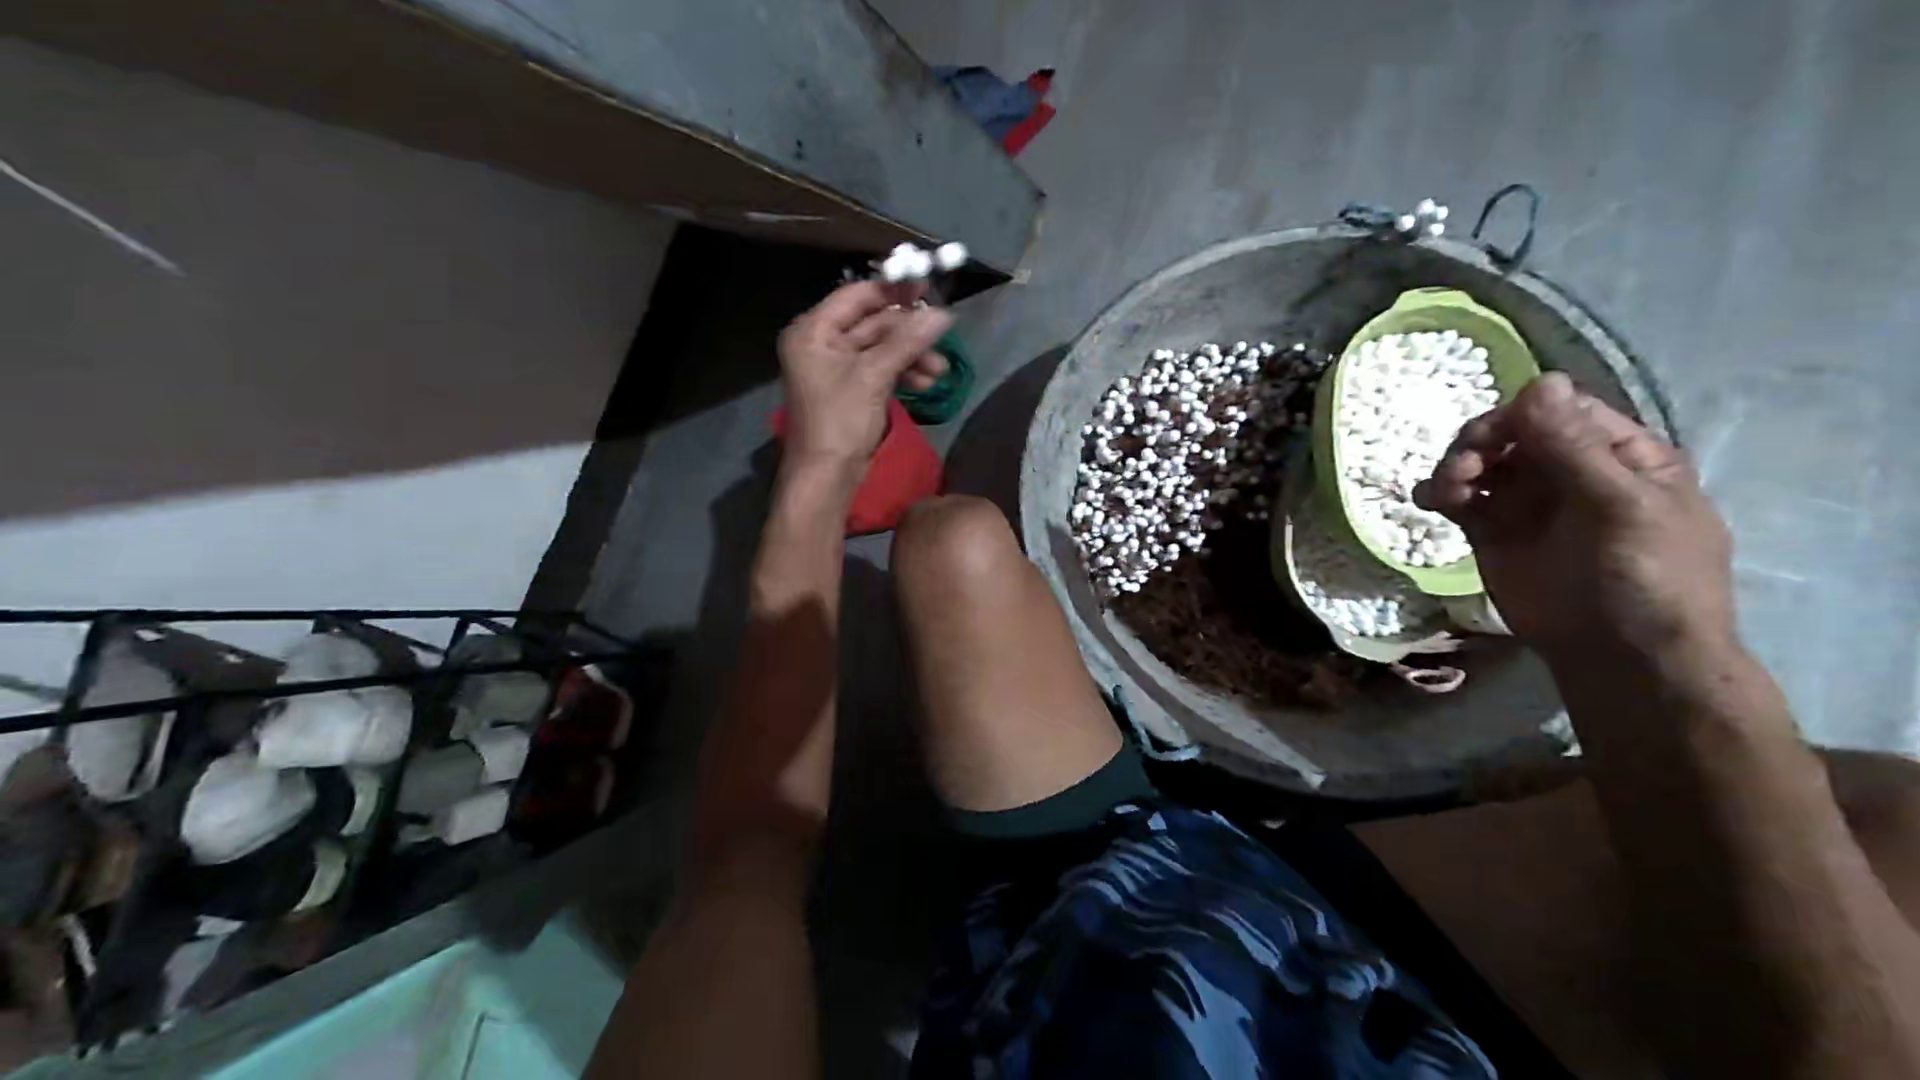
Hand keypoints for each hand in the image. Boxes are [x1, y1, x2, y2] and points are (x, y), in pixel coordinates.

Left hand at [776, 281, 951, 471]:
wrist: (827, 477)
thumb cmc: (840, 421)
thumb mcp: (874, 376)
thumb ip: (907, 341)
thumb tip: (943, 314)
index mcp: (813, 331)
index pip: (856, 296)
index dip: (893, 290)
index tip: (928, 288)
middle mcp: (821, 344)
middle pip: (872, 323)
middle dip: (908, 332)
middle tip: (942, 335)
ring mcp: (837, 368)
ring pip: (881, 348)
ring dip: (911, 355)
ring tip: (939, 369)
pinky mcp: (851, 390)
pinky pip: (880, 369)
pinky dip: (902, 372)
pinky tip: (927, 382)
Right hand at [1414, 372, 1735, 664]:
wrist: (1618, 654)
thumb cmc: (1642, 576)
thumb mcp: (1619, 505)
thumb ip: (1574, 446)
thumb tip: (1539, 380)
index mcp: (1617, 456)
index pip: (1560, 411)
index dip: (1521, 416)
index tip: (1493, 439)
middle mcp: (1569, 472)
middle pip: (1512, 433)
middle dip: (1479, 443)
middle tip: (1463, 469)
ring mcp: (1526, 502)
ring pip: (1480, 463)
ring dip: (1455, 467)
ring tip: (1446, 492)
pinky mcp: (1491, 531)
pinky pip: (1459, 499)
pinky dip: (1439, 493)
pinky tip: (1430, 501)